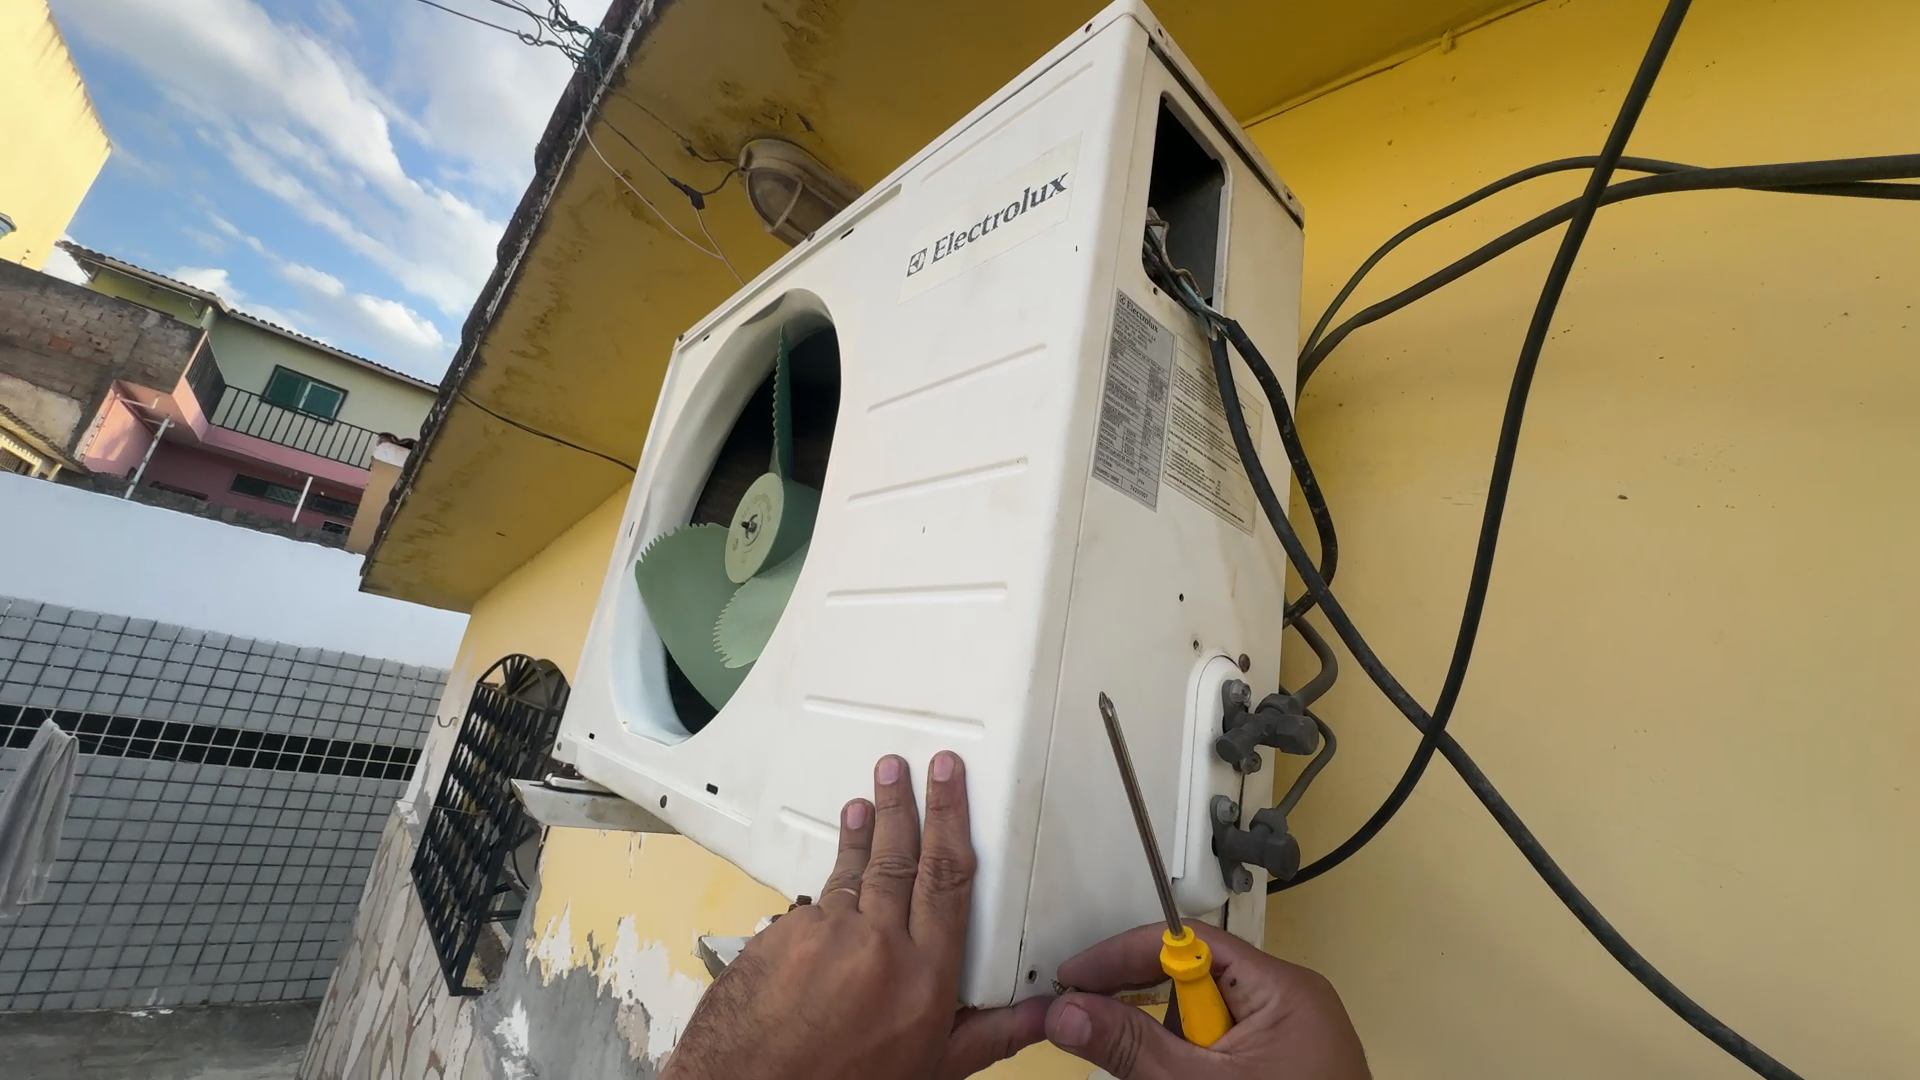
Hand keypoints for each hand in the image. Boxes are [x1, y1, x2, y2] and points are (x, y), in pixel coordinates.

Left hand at [661, 752, 1048, 1079]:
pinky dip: (825, 893)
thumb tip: (1042, 1013)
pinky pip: (812, 904)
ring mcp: (826, 934)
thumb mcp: (933, 1070)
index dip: (951, 816)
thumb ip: (989, 1034)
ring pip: (852, 869)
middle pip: (898, 855)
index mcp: (924, 975)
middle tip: (900, 764)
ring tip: (865, 800)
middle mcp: (879, 944)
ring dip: (860, 831)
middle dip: (902, 803)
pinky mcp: (782, 934)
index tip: (949, 775)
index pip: (946, 875)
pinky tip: (827, 891)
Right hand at [1046, 922, 1368, 1078]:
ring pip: (1197, 1015)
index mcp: (1282, 989)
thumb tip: (1062, 1011)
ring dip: (1159, 1041)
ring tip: (1136, 1069)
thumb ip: (1130, 1045)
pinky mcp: (1279, 1066)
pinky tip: (1167, 1077)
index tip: (1072, 976)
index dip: (1123, 954)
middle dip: (1135, 1000)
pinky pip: (1217, 1044)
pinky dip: (1183, 1061)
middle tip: (1081, 1015)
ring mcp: (1287, 1037)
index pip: (1186, 943)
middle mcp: (1288, 1002)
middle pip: (1189, 976)